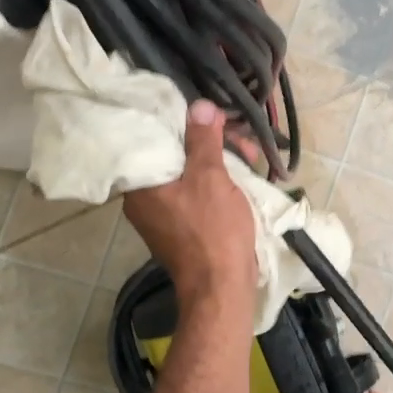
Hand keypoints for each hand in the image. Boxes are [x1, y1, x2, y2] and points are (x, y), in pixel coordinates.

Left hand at [121, 100, 256, 303]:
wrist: (221, 287)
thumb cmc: (213, 230)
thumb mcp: (211, 178)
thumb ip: (204, 140)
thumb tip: (200, 105)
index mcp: (141, 184)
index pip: (157, 139)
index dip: (188, 124)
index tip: (217, 120)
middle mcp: (143, 200)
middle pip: (176, 157)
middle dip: (213, 147)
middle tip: (245, 147)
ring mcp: (162, 218)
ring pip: (189, 177)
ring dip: (220, 167)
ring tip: (252, 164)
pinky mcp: (181, 231)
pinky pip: (196, 197)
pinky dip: (216, 188)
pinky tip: (240, 184)